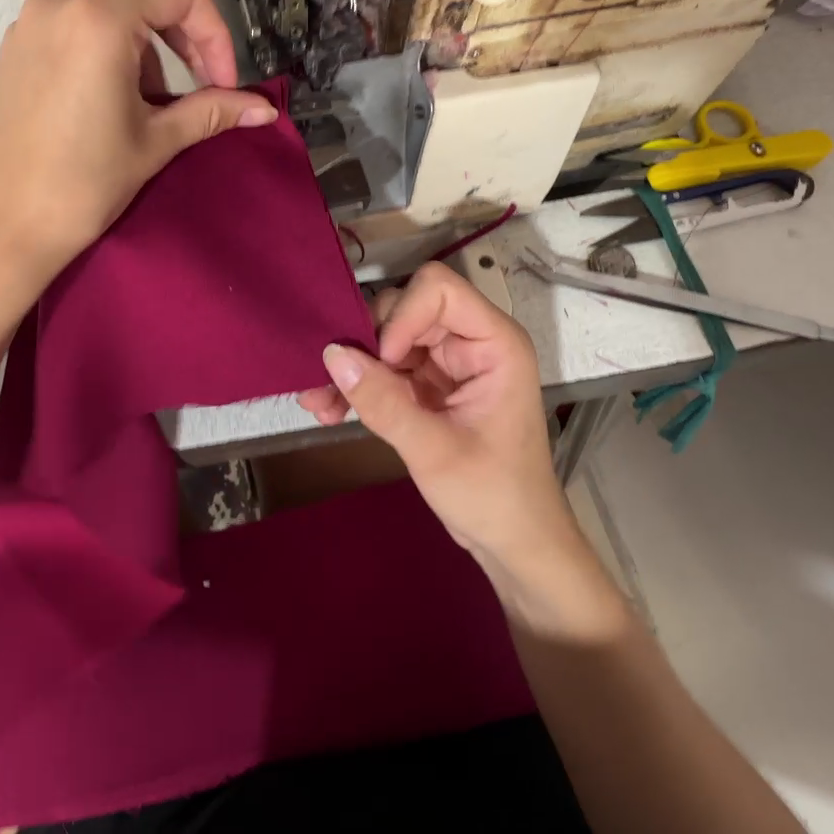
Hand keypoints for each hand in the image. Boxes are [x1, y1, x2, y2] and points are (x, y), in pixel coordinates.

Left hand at [0, 0, 274, 281]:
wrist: (2, 228)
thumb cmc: (83, 185)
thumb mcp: (154, 142)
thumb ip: (211, 113)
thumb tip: (264, 109)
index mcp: (98, 18)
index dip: (214, 34)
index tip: (223, 85)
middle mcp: (58, 5)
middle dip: (182, 44)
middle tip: (198, 95)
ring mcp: (27, 26)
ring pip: (108, 17)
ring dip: (144, 55)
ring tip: (145, 112)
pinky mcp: (11, 51)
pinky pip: (74, 34)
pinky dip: (105, 59)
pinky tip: (105, 110)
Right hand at [297, 262, 569, 571]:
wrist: (512, 543)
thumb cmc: (492, 495)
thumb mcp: (434, 451)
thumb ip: (382, 402)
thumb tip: (331, 354)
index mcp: (494, 344)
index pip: (439, 290)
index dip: (403, 317)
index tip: (386, 363)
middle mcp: (469, 343)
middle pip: (405, 309)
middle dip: (366, 343)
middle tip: (334, 384)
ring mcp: (446, 364)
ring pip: (385, 339)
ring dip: (352, 368)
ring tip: (320, 404)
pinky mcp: (426, 388)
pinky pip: (382, 369)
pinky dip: (356, 386)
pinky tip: (327, 410)